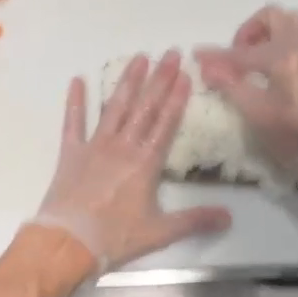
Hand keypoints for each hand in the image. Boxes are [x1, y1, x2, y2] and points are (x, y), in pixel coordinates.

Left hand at [28, 51, 232, 273]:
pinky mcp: (71, 154)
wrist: (68, 243)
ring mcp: (94, 147)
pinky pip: (73, 123)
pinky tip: (77, 80)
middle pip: (144, 108)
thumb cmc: (115, 237)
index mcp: (145, 163)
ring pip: (114, 107)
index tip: (185, 73)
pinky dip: (75, 101)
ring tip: (138, 58)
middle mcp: (122, 147)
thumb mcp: (160, 233)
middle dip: (158, 79)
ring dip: (127, 82)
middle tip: (170, 53)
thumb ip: (195, 220)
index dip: (177, 97)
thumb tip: (229, 217)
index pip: (166, 123)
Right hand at [194, 6, 297, 179]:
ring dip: (273, 31)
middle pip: (271, 17)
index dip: (217, 56)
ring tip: (262, 56)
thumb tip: (206, 64)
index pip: (241, 52)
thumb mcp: (257, 113)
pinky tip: (287, 60)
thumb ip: (230, 84)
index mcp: (283, 56)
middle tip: (239, 56)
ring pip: (293, 19)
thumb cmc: (295, 134)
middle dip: (249, 32)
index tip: (199, 56)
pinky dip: (293, 36)